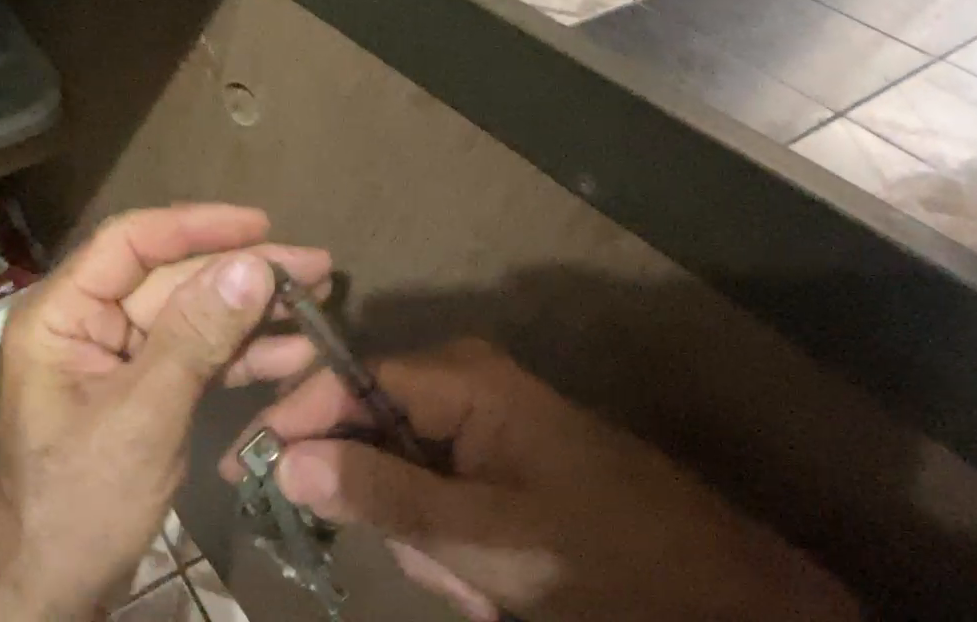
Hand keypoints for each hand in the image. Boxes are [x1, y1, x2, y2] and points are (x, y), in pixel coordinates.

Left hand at [0, 204, 332, 620]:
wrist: (50, 590)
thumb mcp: (142, 417)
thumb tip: (251, 265)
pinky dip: (237, 357)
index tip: (260, 224)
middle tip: (314, 266)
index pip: (129, 243)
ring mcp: (112, 358)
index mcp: (61, 312)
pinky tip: (291, 353)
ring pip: (186, 318)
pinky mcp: (138, 392)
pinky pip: (190, 359)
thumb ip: (195, 338)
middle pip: (167, 279)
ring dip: (248, 315)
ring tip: (317, 304)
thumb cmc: (80, 502)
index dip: (194, 226)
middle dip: (238, 274)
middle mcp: (84, 322)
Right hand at [222, 339, 859, 621]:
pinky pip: (430, 485)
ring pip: (395, 467)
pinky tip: (480, 579)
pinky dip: (439, 537)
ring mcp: (478, 419)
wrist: (739, 603)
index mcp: (458, 378)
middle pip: (364, 426)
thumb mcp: (485, 538)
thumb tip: (283, 460)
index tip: (237, 464)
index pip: (341, 382)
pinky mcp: (494, 455)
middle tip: (414, 563)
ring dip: (415, 533)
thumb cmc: (608, 561)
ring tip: (469, 584)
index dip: (288, 421)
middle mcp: (460, 382)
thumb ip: (379, 495)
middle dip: (373, 501)